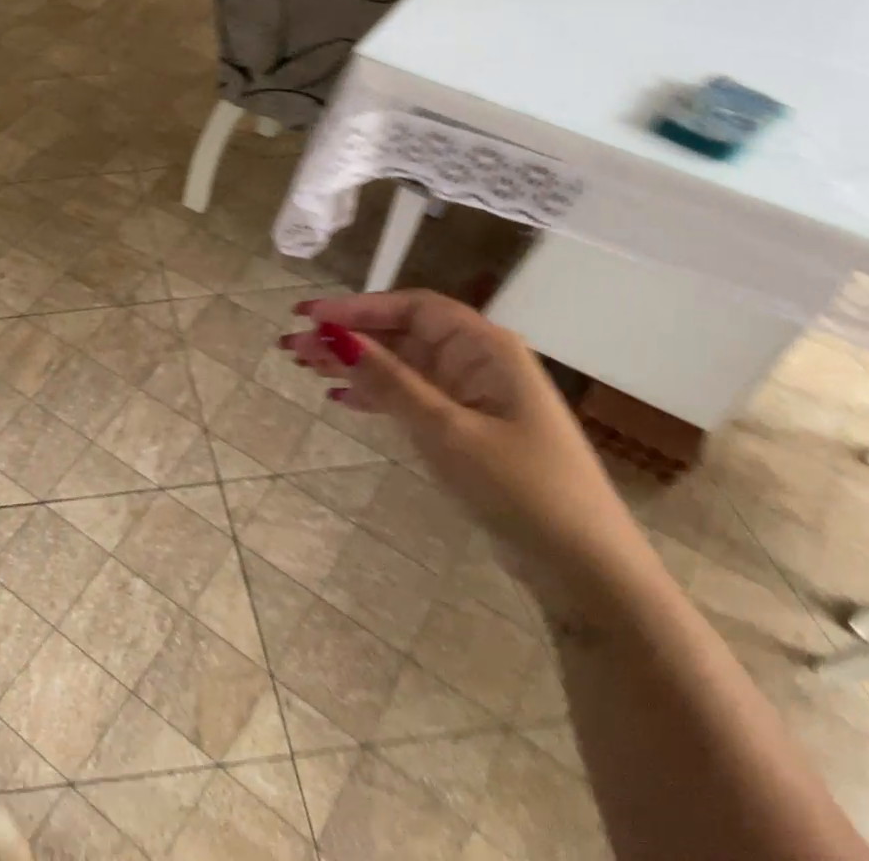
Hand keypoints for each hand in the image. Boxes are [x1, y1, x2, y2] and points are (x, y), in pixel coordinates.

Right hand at [283, 290, 641, 580]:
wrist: (578, 561)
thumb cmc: (519, 487)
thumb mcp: (446, 431)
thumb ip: (390, 383)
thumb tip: (335, 338)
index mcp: (486, 349)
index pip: (413, 308)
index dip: (357, 307)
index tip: (308, 317)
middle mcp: (479, 363)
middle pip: (403, 335)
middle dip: (346, 337)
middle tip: (290, 347)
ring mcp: (473, 398)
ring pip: (402, 367)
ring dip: (354, 364)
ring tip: (303, 367)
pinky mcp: (467, 431)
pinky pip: (411, 399)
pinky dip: (375, 396)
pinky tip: (341, 400)